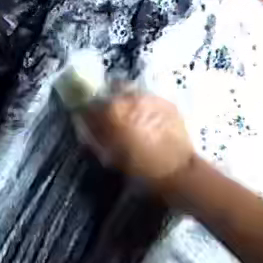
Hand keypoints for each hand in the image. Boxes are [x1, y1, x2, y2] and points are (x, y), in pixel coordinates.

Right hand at [79, 85, 195, 187]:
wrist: (178, 171)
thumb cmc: (140, 170)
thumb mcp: (110, 155)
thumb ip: (94, 134)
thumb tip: (84, 120)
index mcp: (113, 110)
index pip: (91, 102)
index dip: (88, 111)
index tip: (88, 119)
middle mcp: (131, 97)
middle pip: (111, 91)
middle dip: (108, 103)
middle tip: (111, 119)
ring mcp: (150, 96)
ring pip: (130, 92)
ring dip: (126, 103)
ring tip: (130, 120)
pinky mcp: (166, 101)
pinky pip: (148, 99)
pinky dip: (143, 107)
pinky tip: (147, 122)